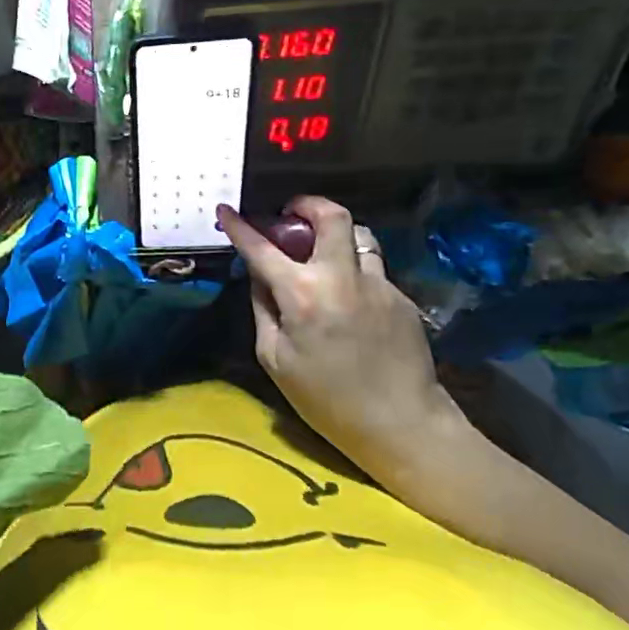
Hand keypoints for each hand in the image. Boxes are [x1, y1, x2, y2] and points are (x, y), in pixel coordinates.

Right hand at [217, 198, 461, 479]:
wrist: (402, 425)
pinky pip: (371, 269)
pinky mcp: (401, 297)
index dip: (240, 226)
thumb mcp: (274, 357)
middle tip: (291, 213)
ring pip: (358, 235)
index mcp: (302, 295)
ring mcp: (378, 284)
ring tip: (319, 251)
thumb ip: (263, 307)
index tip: (226, 208)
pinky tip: (345, 299)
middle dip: (307, 204)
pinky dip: (351, 270)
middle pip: (332, 215)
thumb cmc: (325, 398)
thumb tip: (259, 275)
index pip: (262, 248)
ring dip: (334, 234)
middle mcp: (342, 278)